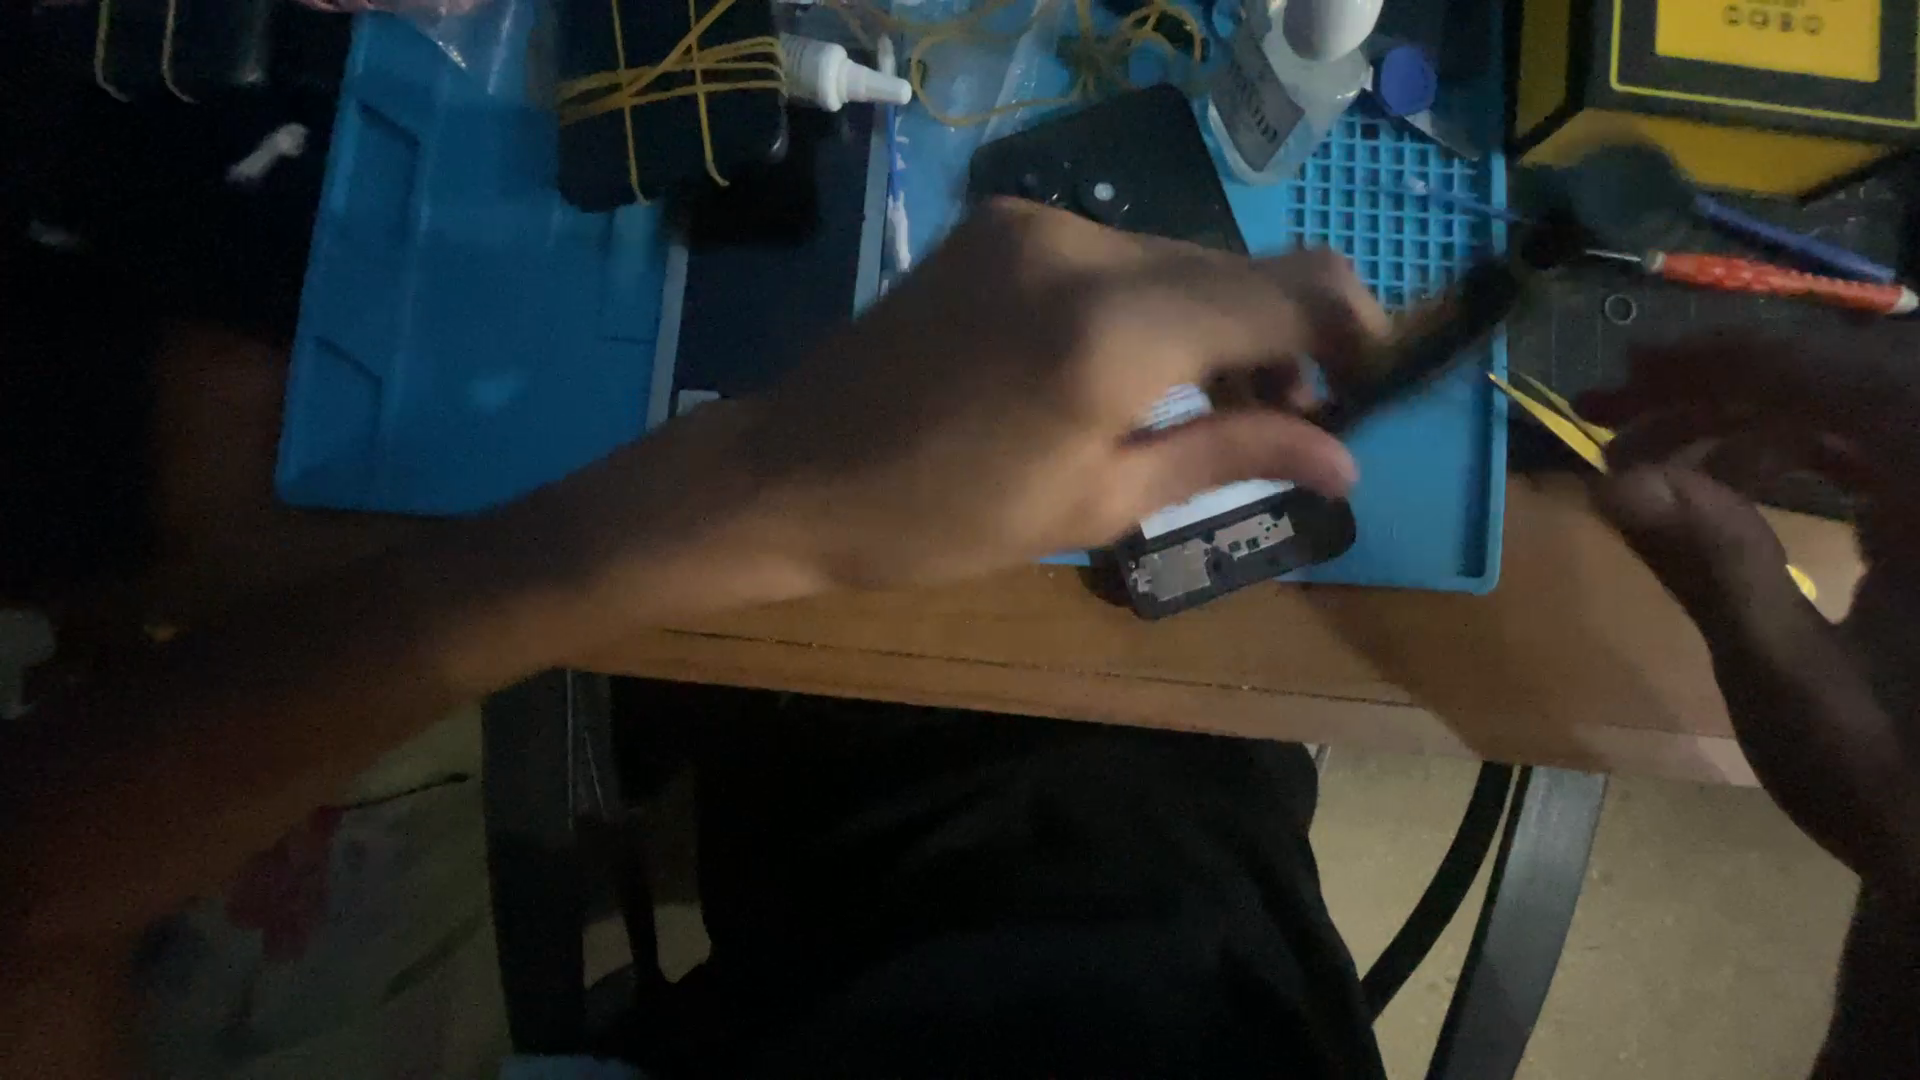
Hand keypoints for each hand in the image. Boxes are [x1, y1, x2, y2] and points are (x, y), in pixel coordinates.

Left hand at [733, 199, 1387, 587]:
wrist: (795, 472)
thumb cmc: (939, 520)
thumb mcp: (1093, 505)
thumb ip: (1224, 456)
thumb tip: (1341, 454)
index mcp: (1112, 332)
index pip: (1287, 292)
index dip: (1349, 334)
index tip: (1362, 390)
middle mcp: (1083, 247)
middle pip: (1237, 268)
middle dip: (1282, 338)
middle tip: (1283, 421)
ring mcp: (1035, 225)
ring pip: (1177, 260)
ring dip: (1215, 324)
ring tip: (1208, 409)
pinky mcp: (1001, 226)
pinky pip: (1114, 258)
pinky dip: (1150, 307)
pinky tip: (1132, 369)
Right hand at [1581, 329, 1919, 904]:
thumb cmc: (1890, 784)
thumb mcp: (1785, 679)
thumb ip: (1711, 568)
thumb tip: (1614, 479)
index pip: (1854, 383)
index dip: (1734, 361)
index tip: (1628, 369)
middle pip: (1862, 377)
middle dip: (1729, 378)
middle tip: (1618, 406)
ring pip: (1867, 405)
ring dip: (1750, 410)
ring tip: (1649, 445)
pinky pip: (1878, 446)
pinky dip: (1792, 442)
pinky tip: (1725, 471)